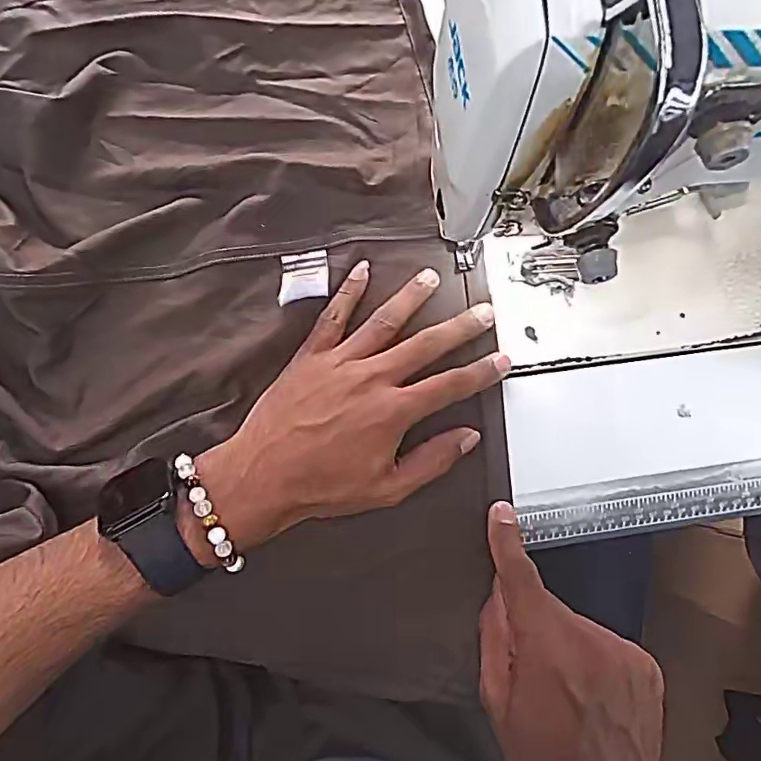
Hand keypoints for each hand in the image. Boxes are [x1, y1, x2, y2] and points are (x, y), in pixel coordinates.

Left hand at [193, 260, 509, 553]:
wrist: (262, 476)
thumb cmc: (318, 484)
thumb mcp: (386, 488)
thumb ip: (431, 461)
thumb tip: (463, 440)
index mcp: (391, 412)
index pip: (449, 385)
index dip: (480, 371)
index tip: (498, 360)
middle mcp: (369, 380)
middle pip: (426, 344)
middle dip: (460, 326)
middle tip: (481, 312)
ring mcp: (339, 363)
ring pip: (384, 321)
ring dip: (411, 298)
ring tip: (430, 279)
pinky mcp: (311, 357)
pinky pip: (333, 317)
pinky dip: (348, 292)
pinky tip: (360, 272)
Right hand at [479, 502, 664, 760]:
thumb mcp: (498, 704)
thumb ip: (495, 639)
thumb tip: (497, 598)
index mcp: (545, 648)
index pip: (520, 580)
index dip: (507, 544)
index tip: (501, 514)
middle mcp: (590, 640)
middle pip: (549, 608)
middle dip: (535, 627)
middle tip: (532, 674)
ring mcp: (623, 651)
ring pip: (578, 627)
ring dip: (567, 648)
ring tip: (567, 697)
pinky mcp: (646, 664)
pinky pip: (606, 644)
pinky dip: (594, 661)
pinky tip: (593, 699)